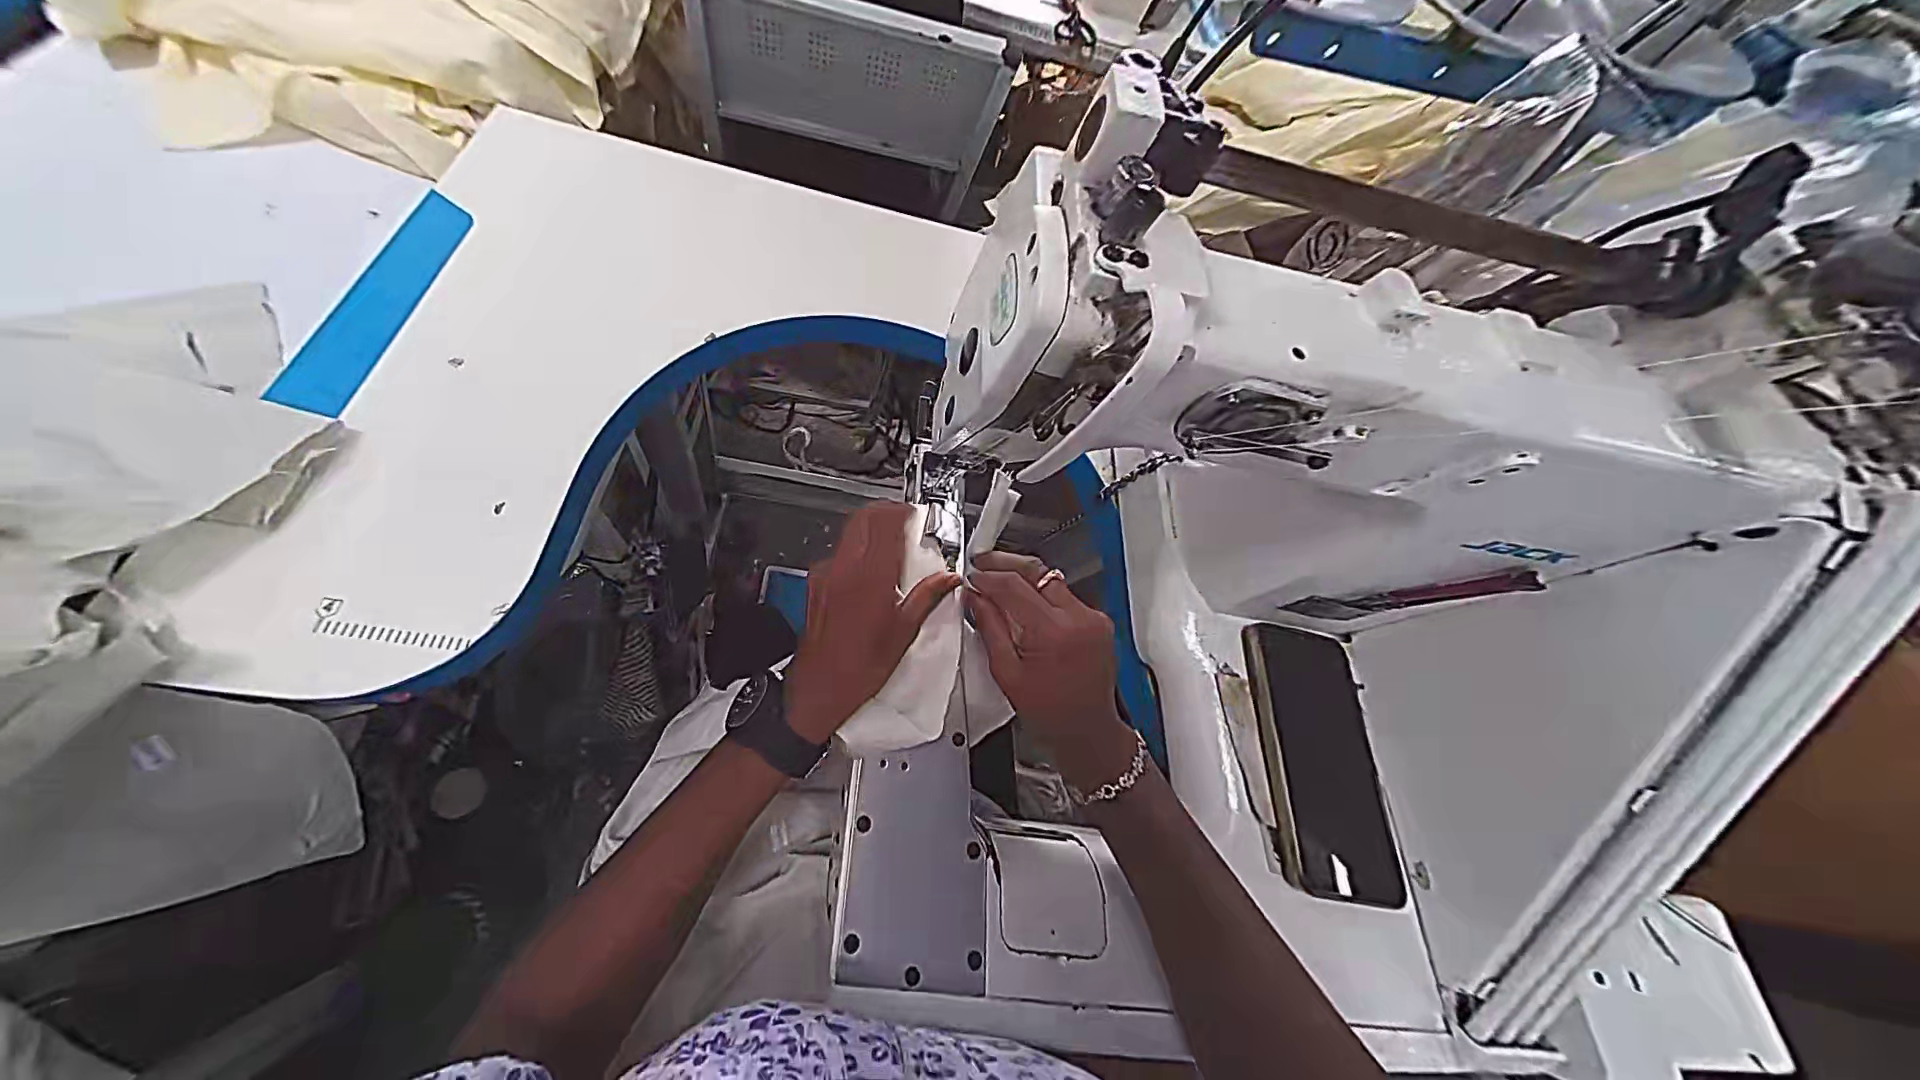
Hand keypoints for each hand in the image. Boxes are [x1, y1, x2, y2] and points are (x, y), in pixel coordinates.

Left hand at [785, 502, 961, 742]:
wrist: (820, 690)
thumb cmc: (859, 669)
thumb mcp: (904, 632)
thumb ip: (928, 597)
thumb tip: (947, 579)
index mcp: (872, 577)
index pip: (886, 523)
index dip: (904, 513)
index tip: (917, 516)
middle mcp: (845, 570)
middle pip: (864, 518)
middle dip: (886, 513)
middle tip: (905, 522)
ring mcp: (826, 575)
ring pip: (849, 533)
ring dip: (871, 530)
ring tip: (891, 548)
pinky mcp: (815, 585)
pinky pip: (838, 555)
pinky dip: (856, 552)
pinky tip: (869, 573)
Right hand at [964, 551, 1139, 793]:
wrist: (1088, 730)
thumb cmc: (1051, 712)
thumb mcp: (1007, 672)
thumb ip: (990, 628)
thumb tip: (976, 599)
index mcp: (1054, 633)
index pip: (1014, 586)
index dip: (988, 578)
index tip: (973, 578)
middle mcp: (1079, 619)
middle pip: (1037, 572)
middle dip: (1006, 564)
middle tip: (983, 564)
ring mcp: (1093, 619)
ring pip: (1052, 580)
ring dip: (1025, 578)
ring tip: (1000, 583)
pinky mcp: (1098, 621)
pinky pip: (1065, 596)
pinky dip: (1043, 595)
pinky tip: (1025, 603)